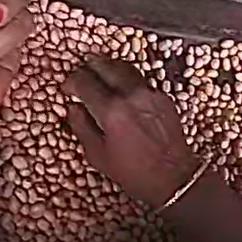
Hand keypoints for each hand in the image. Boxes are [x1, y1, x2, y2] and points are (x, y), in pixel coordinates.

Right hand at [61, 56, 200, 204]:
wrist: (173, 177)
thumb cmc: (134, 171)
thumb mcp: (98, 155)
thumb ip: (82, 127)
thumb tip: (74, 108)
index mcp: (112, 110)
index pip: (84, 81)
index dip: (71, 82)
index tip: (68, 88)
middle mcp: (132, 95)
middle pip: (105, 65)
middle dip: (89, 67)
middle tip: (82, 76)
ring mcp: (150, 94)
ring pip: (125, 68)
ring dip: (109, 68)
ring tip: (100, 76)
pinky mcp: (163, 97)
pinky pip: (140, 81)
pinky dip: (127, 81)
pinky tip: (122, 92)